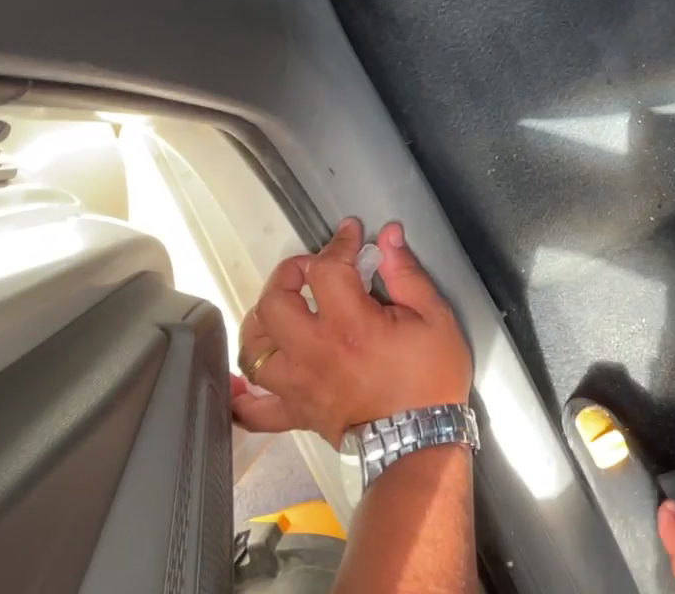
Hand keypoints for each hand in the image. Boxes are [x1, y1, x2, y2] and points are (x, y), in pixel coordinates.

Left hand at [231, 218, 472, 441]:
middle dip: (288, 274)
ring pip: (254, 349)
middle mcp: (313, 353)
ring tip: (284, 309)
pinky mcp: (294, 414)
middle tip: (312, 269)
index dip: (336, 242)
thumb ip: (407, 273)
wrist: (422, 442)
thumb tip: (388, 236)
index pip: (325, 269)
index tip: (350, 232)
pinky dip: (240, 393)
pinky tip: (242, 377)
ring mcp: (298, 386)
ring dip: (262, 321)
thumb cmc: (431, 378)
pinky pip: (252, 410)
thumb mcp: (433, 317)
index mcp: (349, 326)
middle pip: (273, 304)